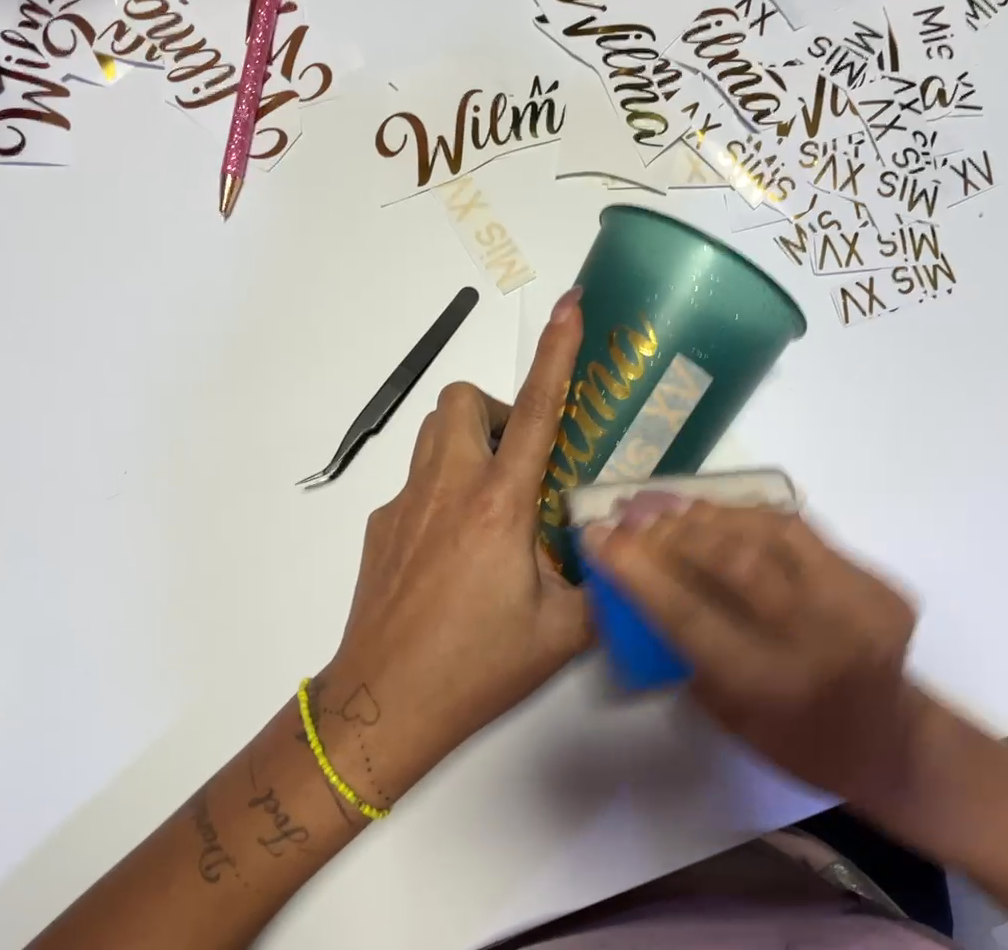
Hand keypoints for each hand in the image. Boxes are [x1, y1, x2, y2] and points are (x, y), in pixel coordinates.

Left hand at [315, 289, 590, 808]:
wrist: (386, 704)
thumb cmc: (478, 665)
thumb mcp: (563, 632)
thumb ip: (604, 586)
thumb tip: (627, 559)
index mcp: (500, 504)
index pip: (535, 410)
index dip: (557, 352)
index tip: (570, 304)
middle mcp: (448, 489)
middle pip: (462, 400)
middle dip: (498, 410)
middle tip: (524, 461)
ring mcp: (405, 505)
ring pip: (434, 434)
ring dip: (469, 442)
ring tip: (495, 500)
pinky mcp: (380, 528)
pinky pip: (417, 484)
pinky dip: (444, 491)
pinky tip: (456, 553)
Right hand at [582, 503, 930, 813]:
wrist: (889, 741)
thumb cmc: (792, 740)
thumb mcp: (726, 713)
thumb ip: (687, 646)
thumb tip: (643, 574)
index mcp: (773, 687)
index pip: (690, 614)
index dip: (638, 569)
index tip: (599, 535)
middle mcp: (819, 639)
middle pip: (733, 562)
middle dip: (671, 531)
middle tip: (629, 512)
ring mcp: (856, 603)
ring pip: (770, 532)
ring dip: (708, 513)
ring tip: (664, 502)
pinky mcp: (875, 580)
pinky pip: (800, 530)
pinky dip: (749, 514)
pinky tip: (715, 509)